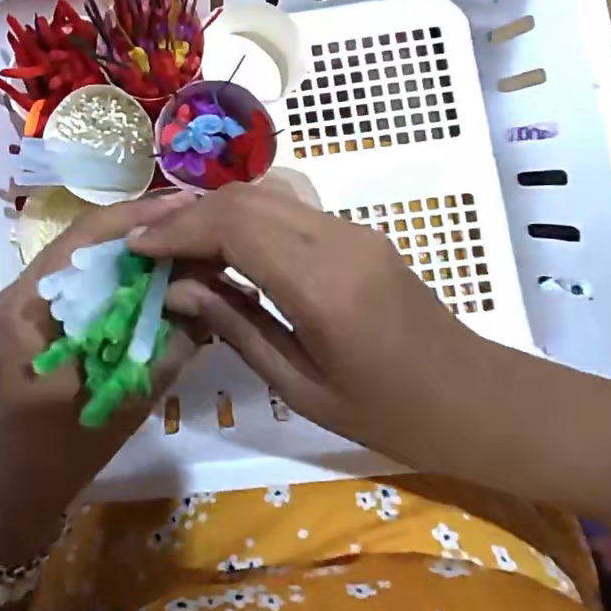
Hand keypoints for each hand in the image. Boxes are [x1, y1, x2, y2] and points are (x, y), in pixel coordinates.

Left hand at [0, 191, 198, 540]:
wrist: (23, 483)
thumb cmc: (67, 444)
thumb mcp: (127, 395)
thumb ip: (169, 342)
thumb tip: (209, 291)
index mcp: (31, 301)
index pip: (87, 236)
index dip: (140, 215)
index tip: (187, 204)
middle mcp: (27, 288)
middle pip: (89, 238)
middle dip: (144, 223)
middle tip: (194, 213)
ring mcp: (35, 299)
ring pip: (92, 254)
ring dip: (137, 243)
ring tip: (185, 232)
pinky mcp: (50, 314)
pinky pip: (93, 277)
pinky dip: (127, 269)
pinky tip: (161, 267)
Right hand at [127, 182, 493, 470]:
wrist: (473, 396)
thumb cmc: (388, 414)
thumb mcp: (301, 386)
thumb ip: (235, 326)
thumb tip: (176, 288)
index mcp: (324, 287)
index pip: (235, 228)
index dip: (178, 230)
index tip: (136, 246)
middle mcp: (339, 240)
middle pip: (246, 199)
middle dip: (189, 214)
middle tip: (148, 243)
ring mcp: (353, 230)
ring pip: (267, 196)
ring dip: (216, 212)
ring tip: (176, 243)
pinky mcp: (359, 232)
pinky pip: (291, 210)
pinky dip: (247, 219)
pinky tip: (224, 246)